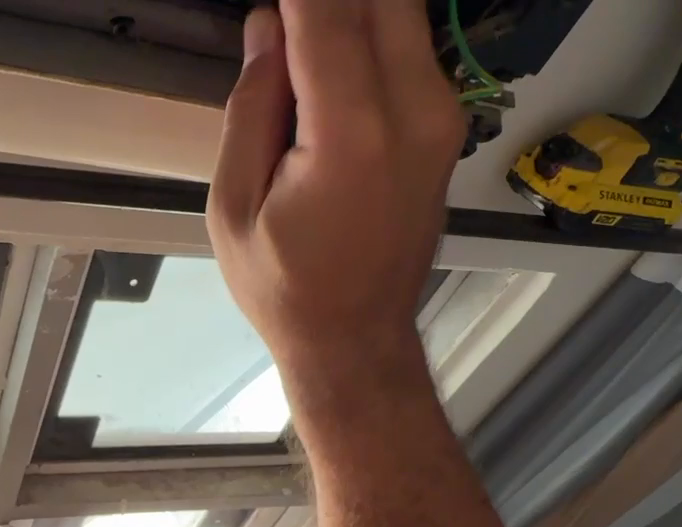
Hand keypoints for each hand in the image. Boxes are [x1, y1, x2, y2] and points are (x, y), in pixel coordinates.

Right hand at [208, 0, 465, 408]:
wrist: (355, 337)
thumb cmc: (282, 288)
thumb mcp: (232, 211)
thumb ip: (250, 113)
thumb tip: (266, 30)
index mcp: (349, 138)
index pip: (326, 13)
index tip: (269, 2)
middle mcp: (414, 110)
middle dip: (324, 1)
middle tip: (280, 28)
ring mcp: (443, 115)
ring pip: (402, 13)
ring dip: (348, 15)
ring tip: (295, 60)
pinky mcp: (448, 125)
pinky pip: (411, 48)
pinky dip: (369, 39)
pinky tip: (325, 77)